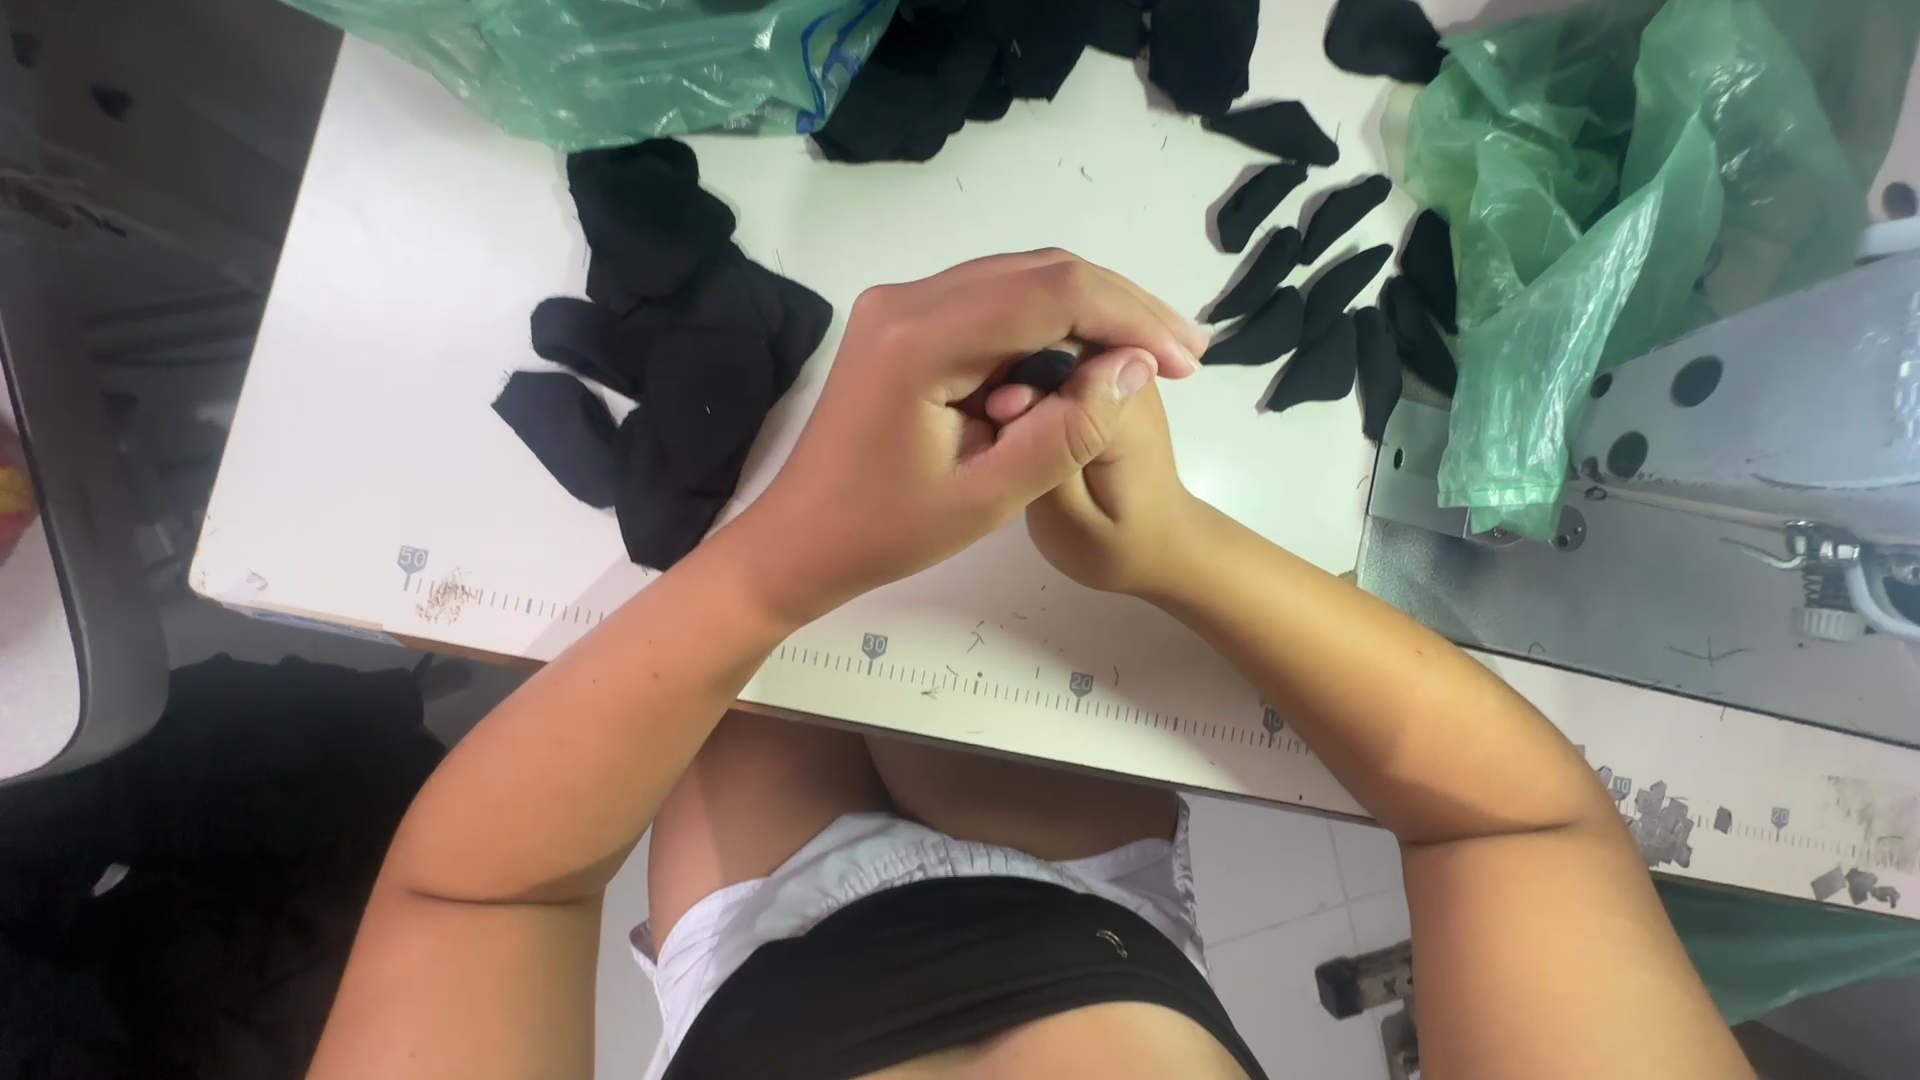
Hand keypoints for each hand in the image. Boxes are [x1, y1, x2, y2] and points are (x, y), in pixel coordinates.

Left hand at [722, 250, 1208, 622]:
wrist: (801, 539)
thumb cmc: (886, 533)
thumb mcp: (987, 498)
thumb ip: (1065, 433)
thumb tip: (1134, 367)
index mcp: (921, 340)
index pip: (1053, 294)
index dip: (1131, 318)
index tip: (1185, 359)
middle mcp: (907, 300)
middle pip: (1038, 272)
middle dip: (1117, 307)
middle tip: (1180, 352)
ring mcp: (898, 306)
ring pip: (1016, 281)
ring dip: (1084, 312)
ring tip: (1142, 355)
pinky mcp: (899, 324)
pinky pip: (987, 305)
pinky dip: (1041, 326)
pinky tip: (1076, 358)